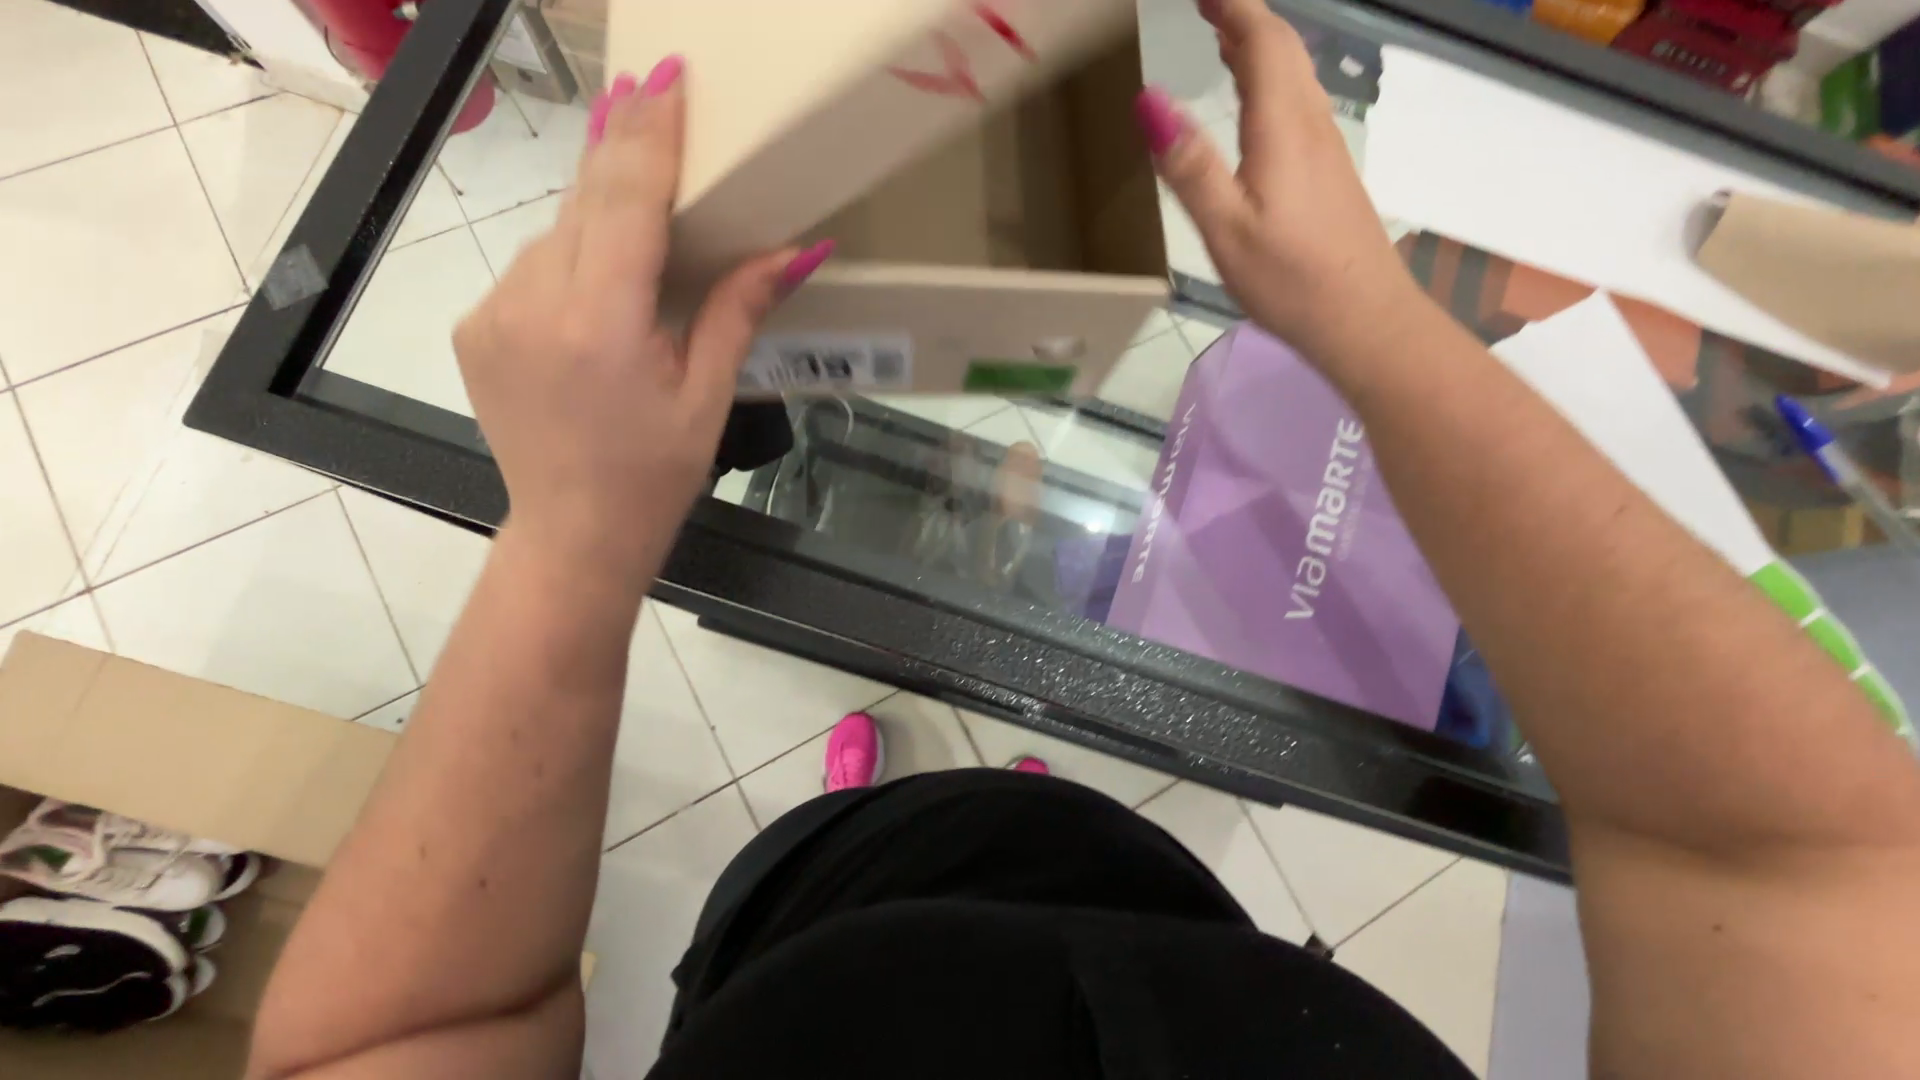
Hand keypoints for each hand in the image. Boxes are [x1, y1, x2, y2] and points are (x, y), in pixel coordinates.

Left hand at [453, 58, 829, 585]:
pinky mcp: (476, 325)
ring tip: (640, 202)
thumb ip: (738, 310)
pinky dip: (571, 255)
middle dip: (622, 146)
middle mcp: (534, 303)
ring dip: (600, 209)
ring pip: (556, 230)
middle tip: (654, 93)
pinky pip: (532, 265)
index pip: (625, 199)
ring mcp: (494, 312)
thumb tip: (797, 250)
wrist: (573, 533)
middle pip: (585, 200)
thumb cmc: (656, 474)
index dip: (650, 133)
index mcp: (602, 323)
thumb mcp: (708, 396)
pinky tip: (600, 281)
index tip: (667, 75)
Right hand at [1138, 0, 1421, 360]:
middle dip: (1245, 20)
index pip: (1264, 42)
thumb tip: (1149, 99)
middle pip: (1283, 52)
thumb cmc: (1290, 279)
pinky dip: (1271, 86)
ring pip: (1294, 79)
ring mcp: (1326, 150)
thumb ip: (1189, 166)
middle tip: (1207, 6)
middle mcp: (1310, 126)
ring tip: (1223, 43)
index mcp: (1283, 128)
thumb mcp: (1226, 227)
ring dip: (1259, 51)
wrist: (1362, 318)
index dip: (1235, 6)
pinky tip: (1255, 109)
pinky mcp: (1329, 176)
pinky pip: (1298, 107)